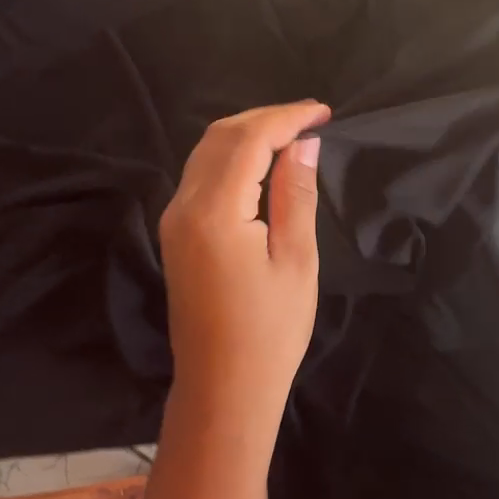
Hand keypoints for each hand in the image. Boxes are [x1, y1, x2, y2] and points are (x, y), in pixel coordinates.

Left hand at [159, 101, 329, 424]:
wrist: (224, 386)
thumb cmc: (271, 330)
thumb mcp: (297, 260)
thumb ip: (297, 195)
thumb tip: (304, 145)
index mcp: (214, 211)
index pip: (248, 140)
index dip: (287, 117)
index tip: (325, 113)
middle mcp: (183, 206)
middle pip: (219, 137)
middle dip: (265, 118)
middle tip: (312, 120)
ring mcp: (174, 221)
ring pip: (206, 154)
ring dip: (247, 135)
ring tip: (293, 136)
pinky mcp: (176, 236)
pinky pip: (201, 177)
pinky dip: (233, 158)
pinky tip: (263, 166)